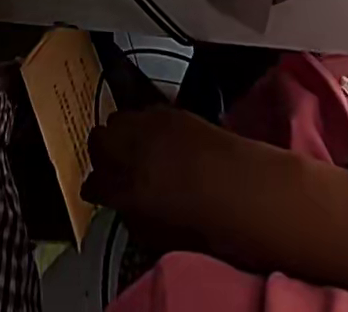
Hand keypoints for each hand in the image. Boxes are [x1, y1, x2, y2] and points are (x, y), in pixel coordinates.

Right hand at [82, 107, 257, 249]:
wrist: (253, 193)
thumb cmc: (213, 227)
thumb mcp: (163, 237)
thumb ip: (133, 217)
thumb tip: (124, 206)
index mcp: (129, 188)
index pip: (94, 183)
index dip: (94, 189)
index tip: (97, 193)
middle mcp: (134, 148)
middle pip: (98, 139)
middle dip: (101, 153)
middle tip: (111, 169)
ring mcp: (153, 125)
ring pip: (118, 119)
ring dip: (121, 134)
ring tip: (134, 150)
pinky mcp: (173, 111)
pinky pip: (145, 112)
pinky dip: (144, 124)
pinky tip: (157, 139)